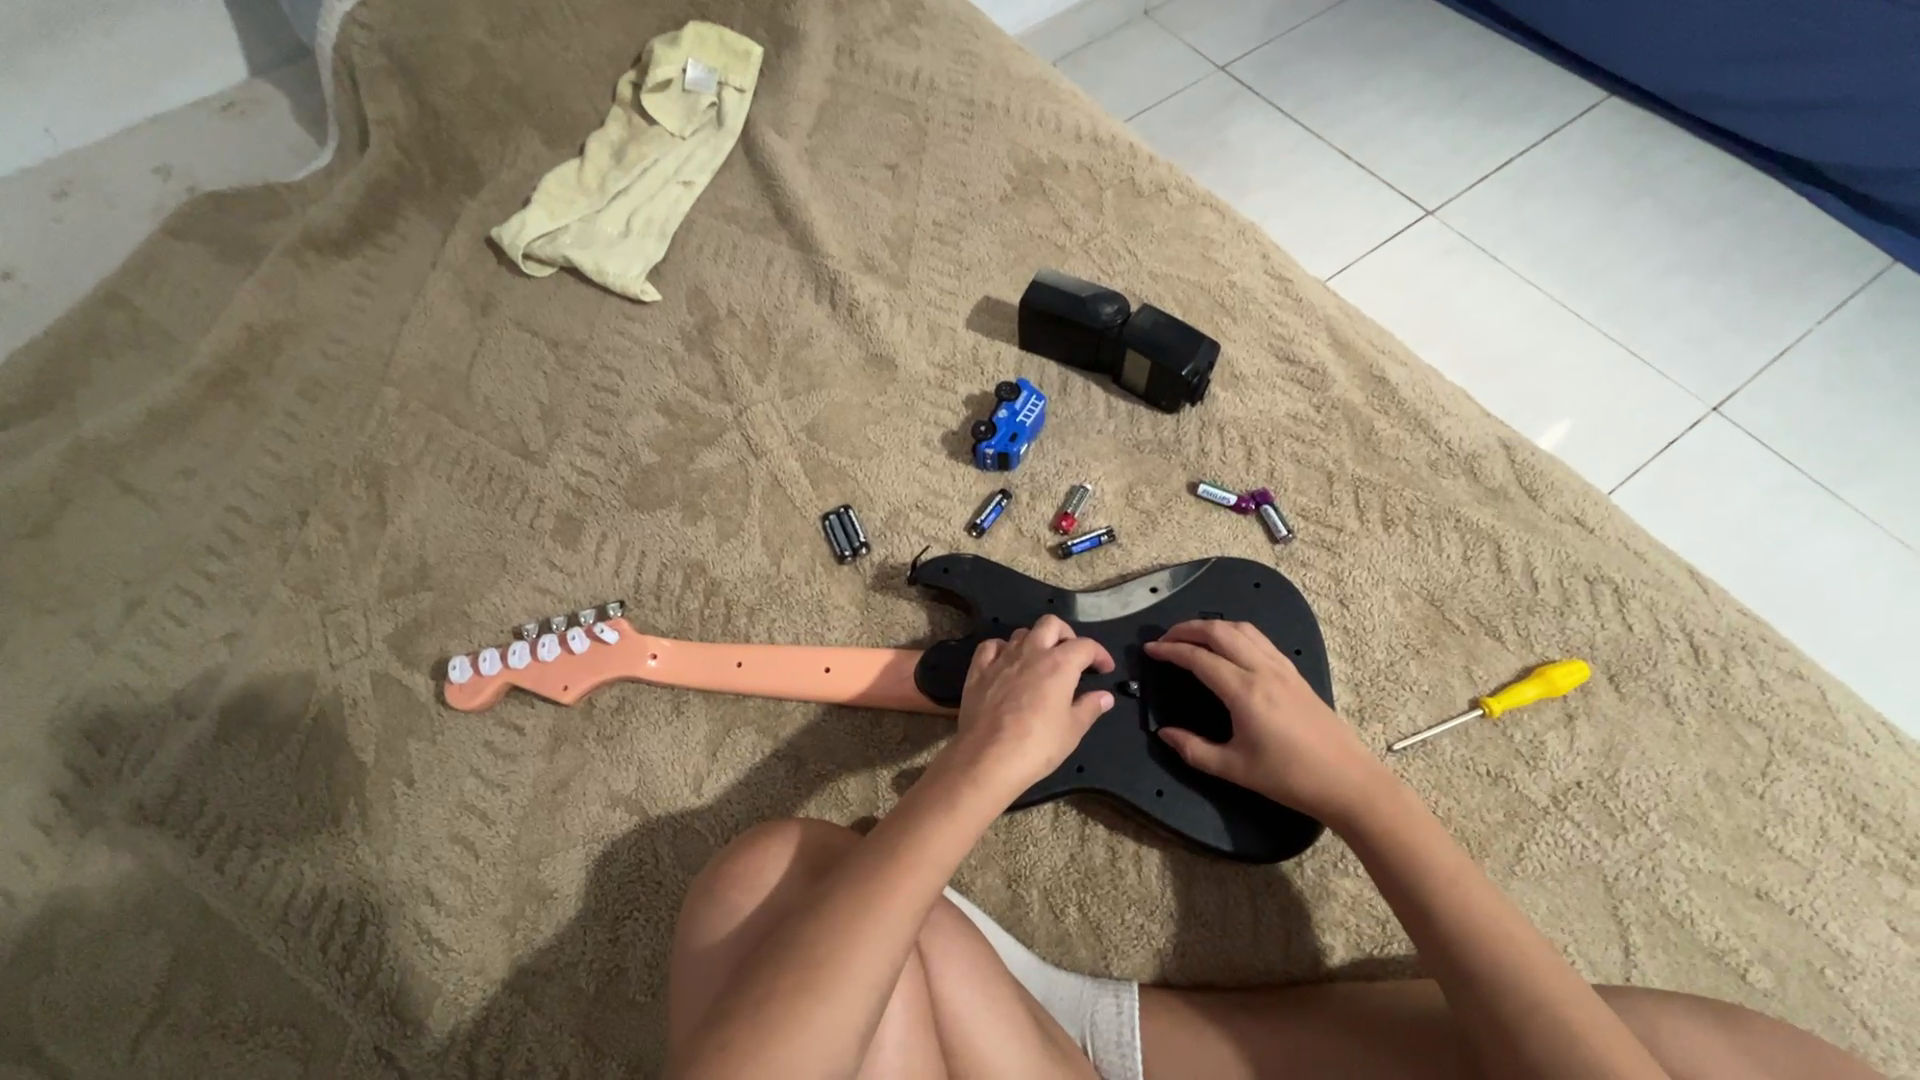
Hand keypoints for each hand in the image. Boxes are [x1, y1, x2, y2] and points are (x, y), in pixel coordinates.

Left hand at [947, 615, 1116, 794]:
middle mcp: (1030, 652)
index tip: (1104, 669)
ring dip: (1036, 641)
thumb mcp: (1072, 730)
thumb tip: (1105, 696)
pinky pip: (991, 647)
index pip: (1085, 645)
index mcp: (1059, 664)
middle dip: (1066, 634)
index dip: (1099, 654)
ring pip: (1021, 633)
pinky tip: (1007, 663)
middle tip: (1072, 657)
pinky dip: (1002, 649)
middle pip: (1051, 624)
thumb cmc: (1037, 746)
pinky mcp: (978, 670)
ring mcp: (1001, 659)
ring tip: (1041, 662)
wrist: (988, 758)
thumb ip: (1090, 708)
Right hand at [1145, 620, 1386, 823]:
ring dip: (1213, 626)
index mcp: (1244, 692)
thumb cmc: (1289, 778)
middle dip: (1188, 628)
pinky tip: (1229, 647)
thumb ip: (1194, 749)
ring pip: (1244, 629)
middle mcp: (1263, 671)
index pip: (1199, 658)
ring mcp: (1283, 669)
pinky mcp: (1296, 674)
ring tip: (1193, 636)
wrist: (1348, 782)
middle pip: (1220, 632)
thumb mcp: (1234, 769)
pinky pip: (1261, 640)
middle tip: (1166, 638)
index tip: (1150, 650)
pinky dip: (1236, 633)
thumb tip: (1165, 734)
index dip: (1171, 650)